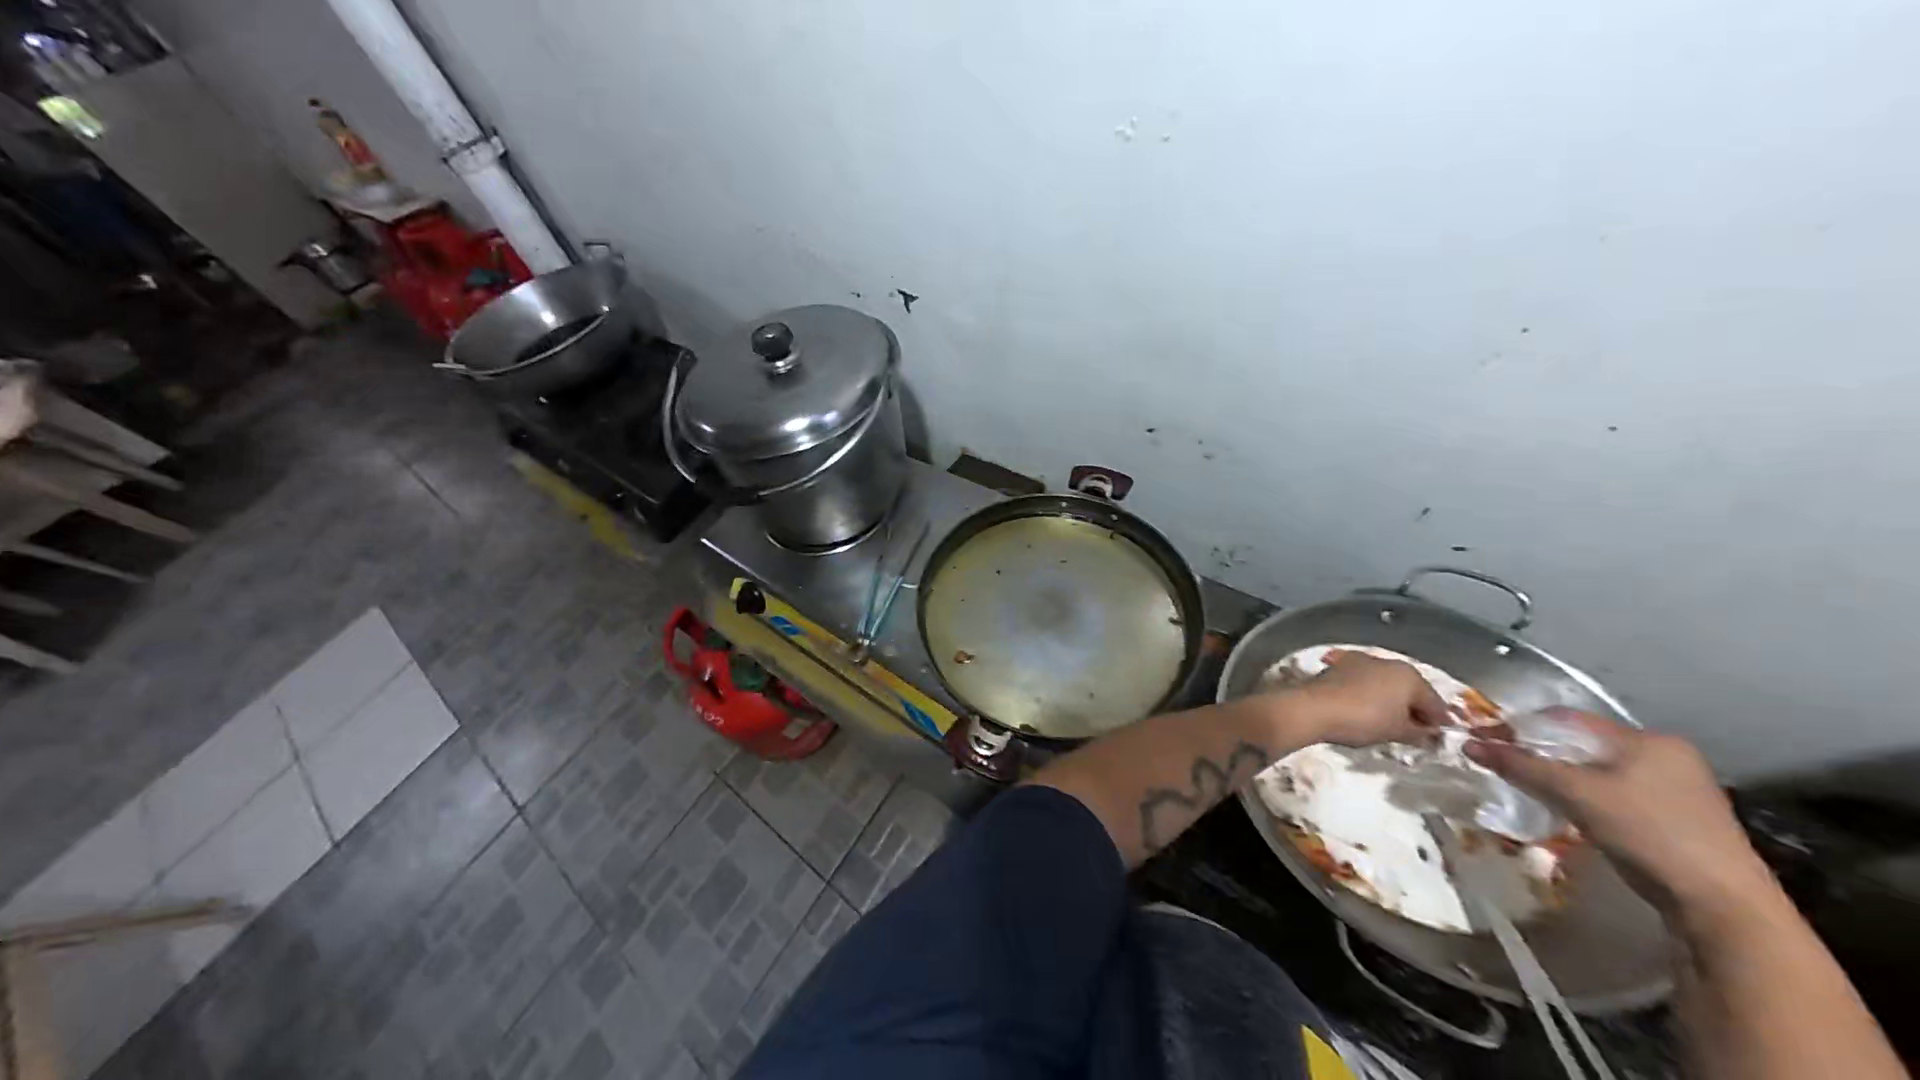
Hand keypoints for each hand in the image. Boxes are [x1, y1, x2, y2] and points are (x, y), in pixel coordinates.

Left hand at [1279, 653, 1449, 748]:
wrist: (1313, 708)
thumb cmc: (1363, 719)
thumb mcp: (1397, 731)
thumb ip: (1419, 732)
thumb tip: (1429, 733)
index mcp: (1409, 675)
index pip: (1434, 702)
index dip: (1438, 722)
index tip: (1437, 737)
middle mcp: (1387, 662)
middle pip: (1410, 689)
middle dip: (1413, 709)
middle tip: (1413, 731)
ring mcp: (1361, 661)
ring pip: (1386, 683)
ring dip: (1390, 700)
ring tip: (1388, 721)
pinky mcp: (1339, 665)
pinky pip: (1363, 681)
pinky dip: (1369, 693)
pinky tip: (1365, 706)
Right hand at [1465, 713, 1772, 916]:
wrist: (1721, 905)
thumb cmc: (1649, 833)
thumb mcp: (1576, 794)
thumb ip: (1522, 766)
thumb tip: (1469, 745)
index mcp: (1647, 739)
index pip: (1568, 719)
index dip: (1521, 727)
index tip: (1485, 741)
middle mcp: (1665, 755)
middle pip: (1582, 744)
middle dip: (1540, 753)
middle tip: (1503, 765)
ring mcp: (1675, 788)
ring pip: (1596, 770)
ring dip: (1559, 777)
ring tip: (1526, 788)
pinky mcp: (1675, 818)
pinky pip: (1612, 792)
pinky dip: (1582, 796)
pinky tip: (1566, 811)